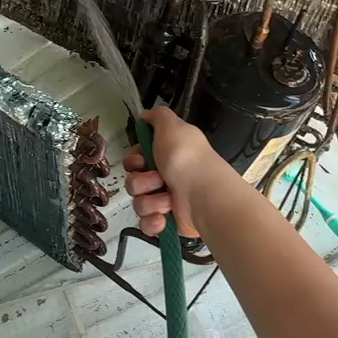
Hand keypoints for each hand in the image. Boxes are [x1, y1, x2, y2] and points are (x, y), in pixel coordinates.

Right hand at [123, 106, 228, 237]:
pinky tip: (163, 217)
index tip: (141, 160)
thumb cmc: (187, 160)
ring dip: (150, 201)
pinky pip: (145, 223)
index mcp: (165, 155)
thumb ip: (158, 116)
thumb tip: (145, 114)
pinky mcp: (166, 221)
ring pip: (137, 202)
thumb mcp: (173, 127)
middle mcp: (164, 176)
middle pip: (133, 180)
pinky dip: (153, 221)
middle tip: (158, 179)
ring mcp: (164, 200)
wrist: (204, 196)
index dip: (133, 160)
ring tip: (168, 200)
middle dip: (141, 181)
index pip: (134, 158)